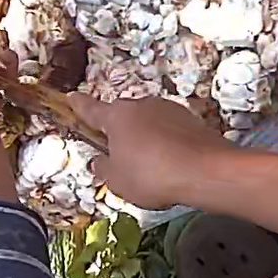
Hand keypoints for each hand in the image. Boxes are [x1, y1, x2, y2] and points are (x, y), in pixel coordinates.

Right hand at [67, 94, 236, 209]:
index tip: (72, 96)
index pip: (91, 110)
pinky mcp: (191, 120)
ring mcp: (169, 110)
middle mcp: (142, 106)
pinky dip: (166, 143)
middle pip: (123, 116)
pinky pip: (170, 130)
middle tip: (118, 153)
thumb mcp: (118, 181)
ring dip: (145, 138)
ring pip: (148, 122)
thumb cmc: (152, 176)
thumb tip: (99, 160)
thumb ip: (104, 168)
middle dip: (119, 131)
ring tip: (149, 165)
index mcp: (117, 117)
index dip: (80, 106)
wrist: (205, 171)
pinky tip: (170, 163)